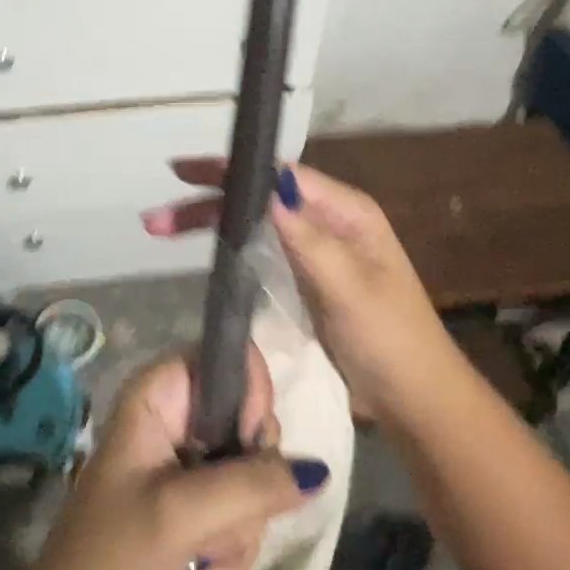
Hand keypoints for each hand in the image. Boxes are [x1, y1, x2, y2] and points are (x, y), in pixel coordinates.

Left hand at [29, 353, 327, 569]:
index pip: (228, 361)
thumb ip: (250, 485)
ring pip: (255, 476)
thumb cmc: (113, 555)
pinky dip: (234, 548)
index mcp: (159, 396)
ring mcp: (191, 467)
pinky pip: (247, 512)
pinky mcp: (200, 508)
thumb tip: (317, 470)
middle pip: (251, 424)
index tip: (251, 440)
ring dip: (241, 527)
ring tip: (204, 561)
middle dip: (249, 483)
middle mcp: (179, 422)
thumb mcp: (180, 515)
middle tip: (220, 518)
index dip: (250, 396)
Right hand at [142, 160, 453, 424]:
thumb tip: (269, 189)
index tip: (184, 173)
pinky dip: (228, 247)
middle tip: (157, 218)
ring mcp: (315, 251)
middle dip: (209, 200)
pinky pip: (260, 251)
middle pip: (259, 198)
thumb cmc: (389, 339)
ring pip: (254, 223)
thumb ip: (309, 239)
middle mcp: (328, 222)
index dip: (233, 170)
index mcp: (346, 212)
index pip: (280, 176)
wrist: (412, 399)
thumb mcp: (349, 289)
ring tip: (160, 230)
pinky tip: (200, 251)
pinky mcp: (305, 281)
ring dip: (211, 223)